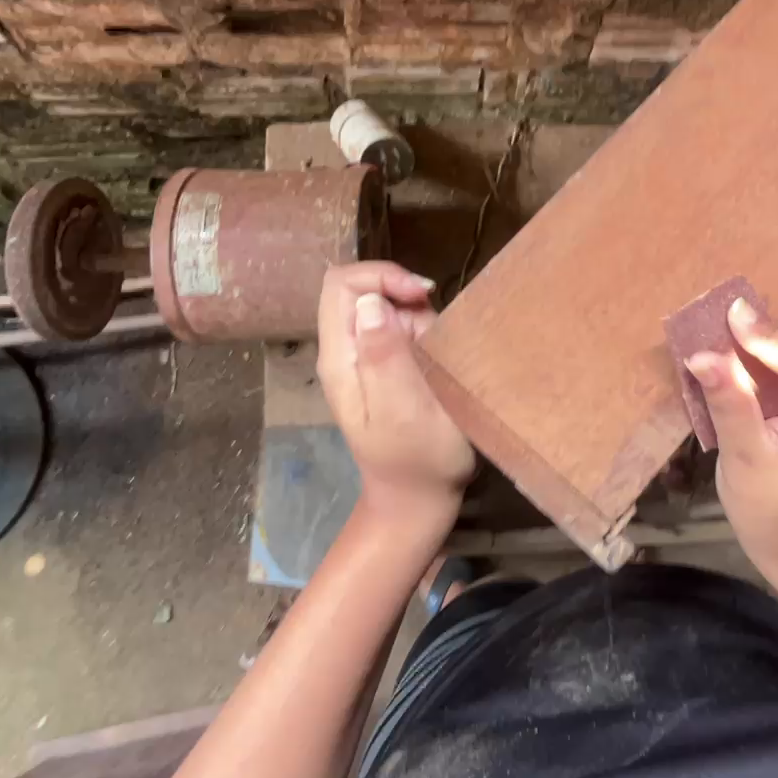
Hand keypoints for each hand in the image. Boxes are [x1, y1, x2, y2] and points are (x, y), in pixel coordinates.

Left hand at [317, 261, 474, 521]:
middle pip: (365, 289)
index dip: (381, 277)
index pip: (342, 284)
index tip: (422, 298)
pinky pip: (405, 328)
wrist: (418, 500)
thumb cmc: (417, 461)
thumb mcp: (403, 410)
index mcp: (340, 358)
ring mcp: (367, 358)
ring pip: (390, 306)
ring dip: (421, 321)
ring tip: (437, 362)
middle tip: (435, 337)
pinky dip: (426, 334)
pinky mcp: (388, 365)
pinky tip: (437, 366)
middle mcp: (347, 351)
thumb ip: (385, 356)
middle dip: (406, 300)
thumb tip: (370, 302)